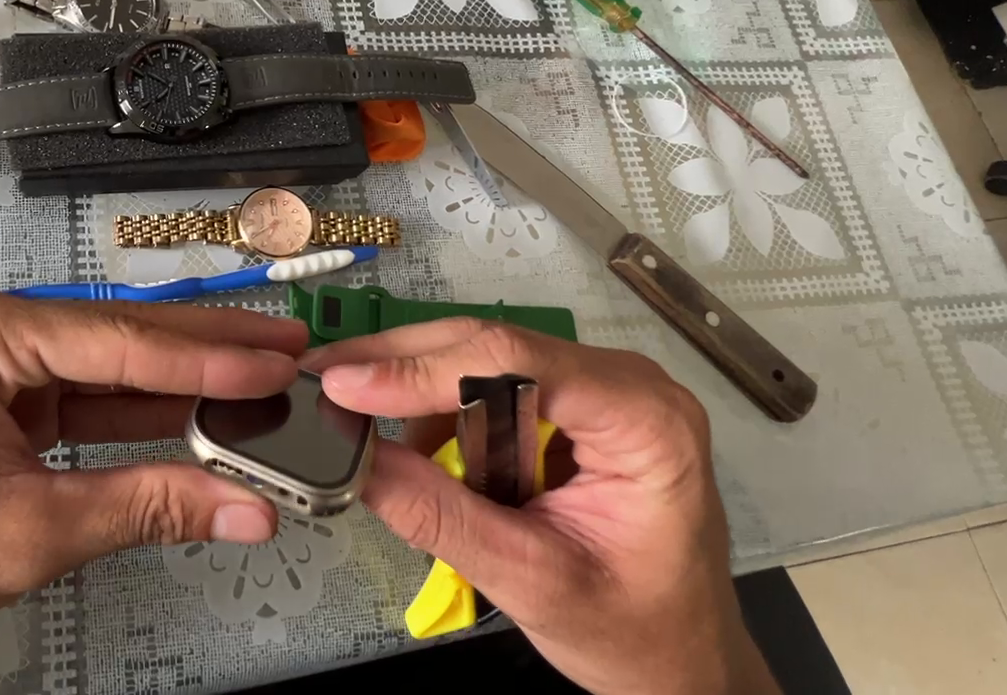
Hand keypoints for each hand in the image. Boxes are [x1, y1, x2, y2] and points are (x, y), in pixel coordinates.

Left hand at [0, 291, 306, 681]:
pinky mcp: (17, 400)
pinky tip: (209, 417)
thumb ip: (145, 509)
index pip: (117, 343)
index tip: (278, 364)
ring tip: (267, 379)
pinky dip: (151, 416)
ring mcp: (9, 364)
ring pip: (117, 367)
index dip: (205, 360)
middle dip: (208, 351)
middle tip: (289, 349)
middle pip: (123, 339)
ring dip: (188, 383)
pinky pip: (96, 400)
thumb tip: (250, 511)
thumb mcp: (30, 533)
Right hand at [300, 323, 779, 694]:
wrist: (682, 662)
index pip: (514, 362)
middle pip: (488, 344)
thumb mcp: (533, 584)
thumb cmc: (635, 634)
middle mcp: (618, 380)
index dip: (421, 368)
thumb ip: (442, 518)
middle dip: (400, 363)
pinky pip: (483, 382)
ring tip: (347, 406)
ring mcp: (591, 385)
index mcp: (641, 418)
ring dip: (410, 382)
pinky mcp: (563, 402)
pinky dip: (433, 406)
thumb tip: (358, 457)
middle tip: (323, 374)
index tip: (344, 385)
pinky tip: (403, 438)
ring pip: (477, 355)